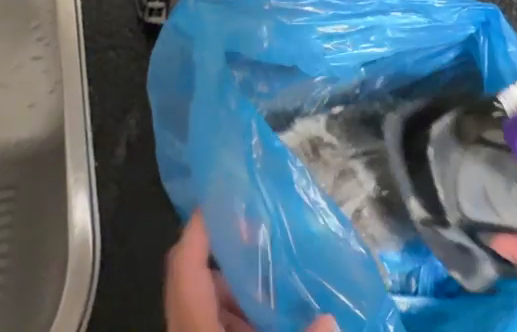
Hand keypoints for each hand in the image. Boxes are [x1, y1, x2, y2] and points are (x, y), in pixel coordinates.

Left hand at [166, 211, 338, 331]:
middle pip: (195, 277)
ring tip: (277, 283)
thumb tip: (332, 318)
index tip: (227, 198)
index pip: (185, 260)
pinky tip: (272, 319)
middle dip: (229, 257)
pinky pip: (214, 322)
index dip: (202, 226)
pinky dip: (238, 315)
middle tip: (264, 242)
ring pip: (206, 302)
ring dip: (237, 291)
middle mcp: (184, 326)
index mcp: (191, 322)